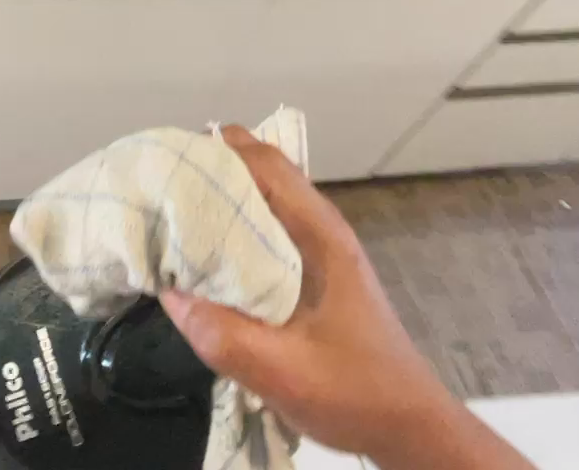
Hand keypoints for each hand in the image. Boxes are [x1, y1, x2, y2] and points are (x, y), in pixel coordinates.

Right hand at [158, 127, 533, 469]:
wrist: (412, 427)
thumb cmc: (356, 392)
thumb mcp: (284, 374)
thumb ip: (224, 337)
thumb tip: (170, 293)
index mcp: (320, 236)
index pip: (268, 166)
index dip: (221, 151)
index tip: (173, 156)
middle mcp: (322, 228)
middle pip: (266, 171)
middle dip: (217, 164)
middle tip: (165, 178)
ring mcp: (322, 247)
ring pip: (269, 196)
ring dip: (227, 191)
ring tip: (177, 205)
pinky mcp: (317, 268)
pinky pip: (271, 223)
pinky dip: (239, 218)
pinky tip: (209, 246)